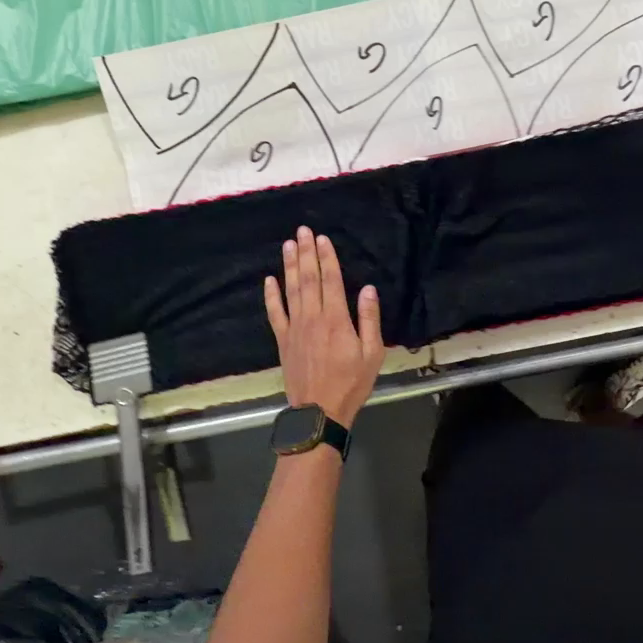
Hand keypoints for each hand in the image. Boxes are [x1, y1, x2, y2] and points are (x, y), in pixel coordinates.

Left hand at [265, 226, 383, 427]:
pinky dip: (271, 295)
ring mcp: (294, 328)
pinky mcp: (283, 340)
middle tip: (303, 231)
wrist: (319, 411)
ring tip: (288, 245)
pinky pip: (275, 313)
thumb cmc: (351, 383)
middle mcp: (313, 318)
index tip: (323, 238)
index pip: (331, 280)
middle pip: (308, 279)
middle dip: (307, 253)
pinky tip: (269, 279)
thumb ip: (369, 319)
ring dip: (290, 266)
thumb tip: (368, 288)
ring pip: (291, 290)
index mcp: (337, 319)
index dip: (327, 257)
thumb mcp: (372, 353)